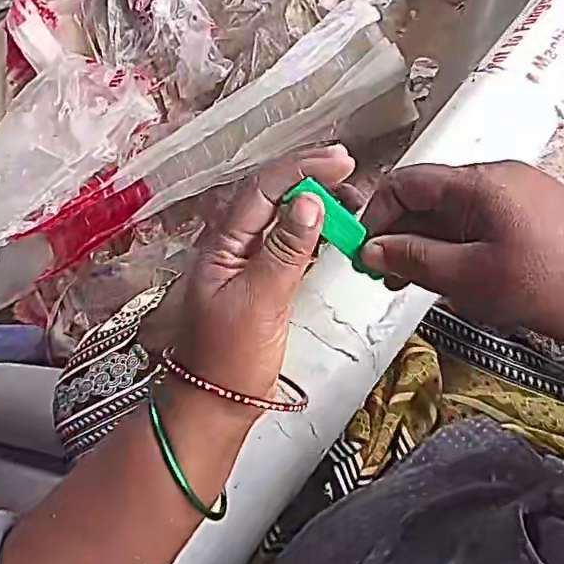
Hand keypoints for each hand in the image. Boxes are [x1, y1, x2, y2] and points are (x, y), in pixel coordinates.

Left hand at [164, 146, 358, 404]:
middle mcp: (231, 246)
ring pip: (280, 216)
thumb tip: (309, 203)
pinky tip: (329, 225)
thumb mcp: (260, 300)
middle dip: (308, 176)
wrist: (218, 402)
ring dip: (312, 200)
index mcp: (221, 244)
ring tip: (346, 194)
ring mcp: (247, 262)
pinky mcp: (262, 278)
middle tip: (345, 168)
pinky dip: (311, 229)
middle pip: (270, 195)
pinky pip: (288, 241)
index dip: (300, 169)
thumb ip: (285, 250)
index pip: (261, 190)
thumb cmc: (225, 360)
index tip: (337, 162)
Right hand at [358, 162, 563, 342]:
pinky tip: (456, 278)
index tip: (366, 253)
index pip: (404, 183)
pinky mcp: (532, 213)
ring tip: (418, 284)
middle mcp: (494, 177)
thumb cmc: (555, 283)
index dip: (376, 216)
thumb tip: (369, 251)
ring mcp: (516, 193)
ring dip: (427, 245)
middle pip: (426, 197)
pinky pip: (476, 223)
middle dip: (400, 235)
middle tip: (388, 278)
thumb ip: (413, 259)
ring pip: (450, 213)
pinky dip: (456, 247)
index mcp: (477, 182)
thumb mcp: (473, 277)